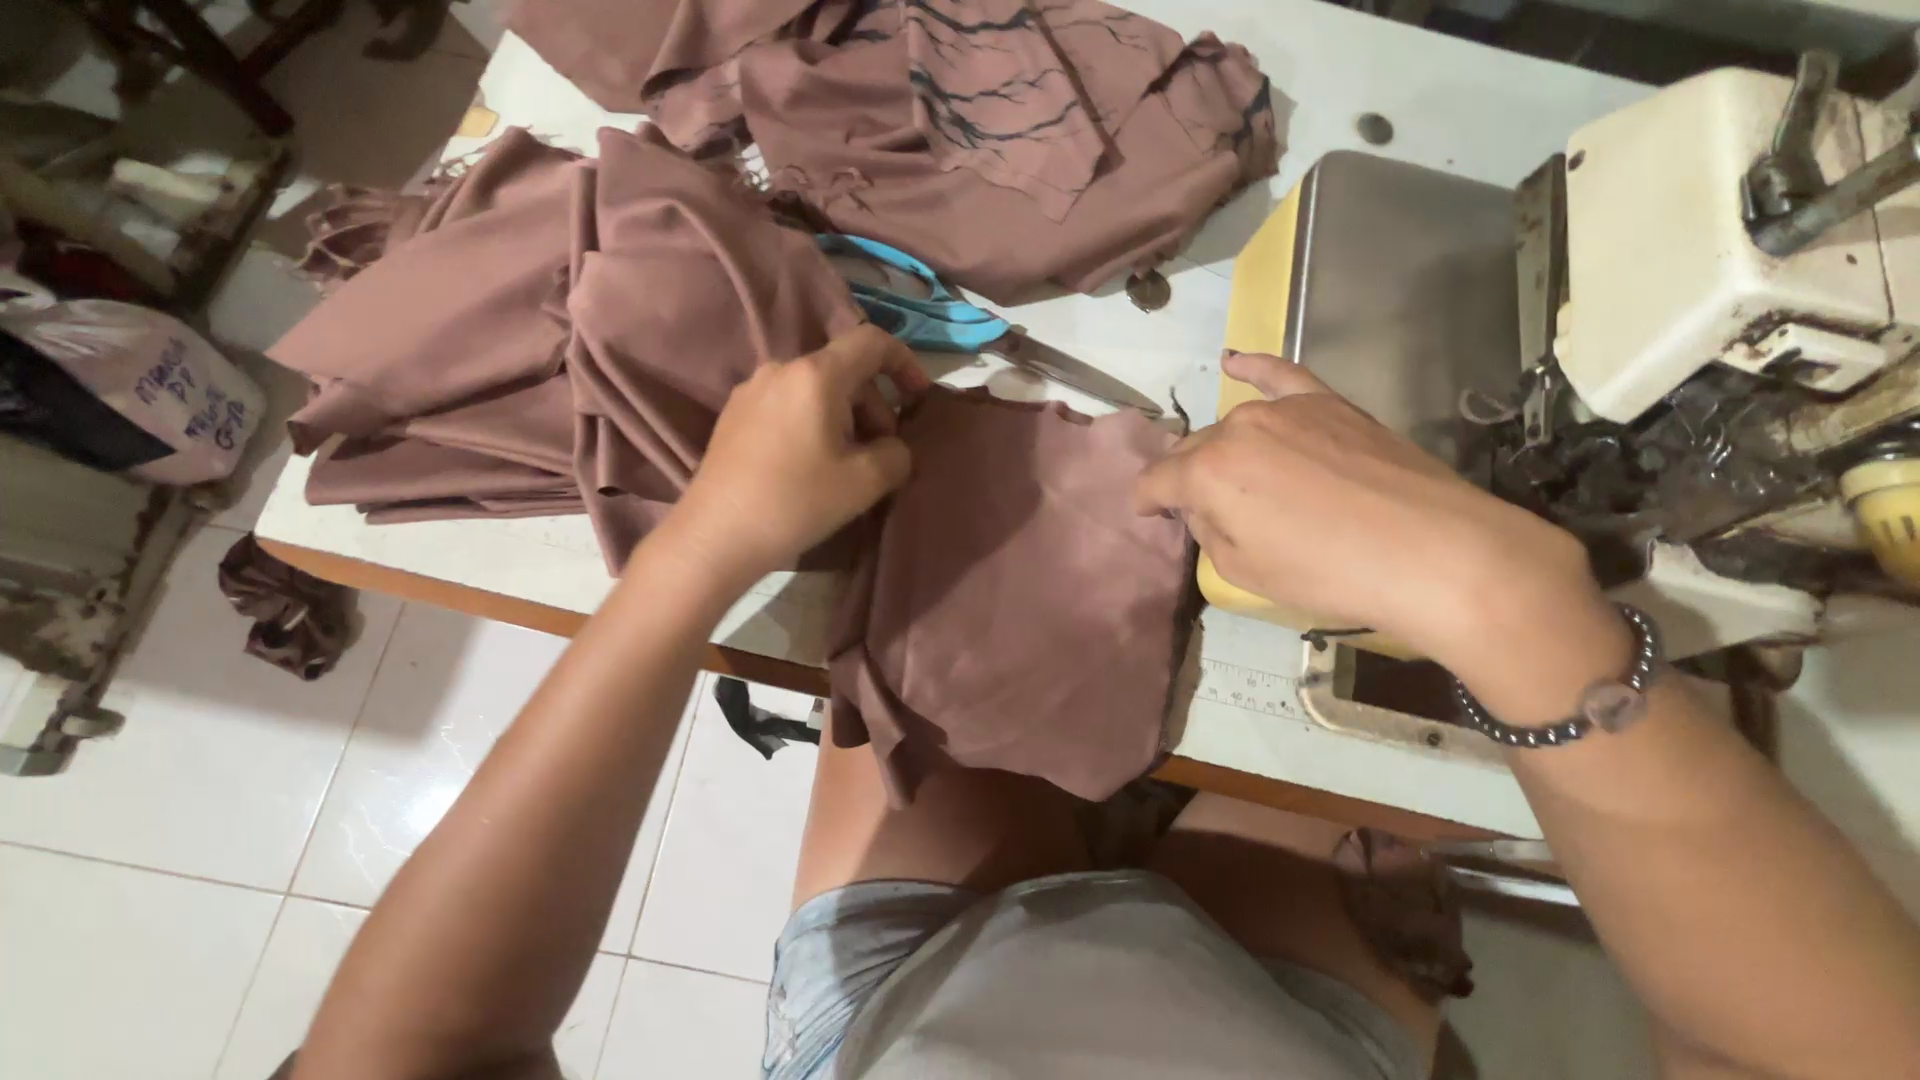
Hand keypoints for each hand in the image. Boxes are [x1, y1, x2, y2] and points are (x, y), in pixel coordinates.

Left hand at [658, 324, 929, 586]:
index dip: (905, 362)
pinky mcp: (735, 417)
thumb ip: (896, 454)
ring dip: (846, 418)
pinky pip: (790, 406)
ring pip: (816, 390)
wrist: (716, 536)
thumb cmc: (796, 502)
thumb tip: (893, 448)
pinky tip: (813, 466)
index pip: (872, 341)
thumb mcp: (865, 482)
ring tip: (850, 464)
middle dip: (875, 405)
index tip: (920, 397)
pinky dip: (815, 424)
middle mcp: (781, 369)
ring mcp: (752, 392)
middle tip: (884, 452)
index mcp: (815, 375)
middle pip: (844, 370)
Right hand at [1135, 352, 1626, 719]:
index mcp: (1208, 474)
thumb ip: (1209, 530)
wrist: (1433, 551)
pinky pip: (1280, 374)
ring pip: (1233, 424)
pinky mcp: (1329, 403)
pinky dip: (1253, 366)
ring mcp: (1286, 409)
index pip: (1157, 482)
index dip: (1148, 502)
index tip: (1151, 515)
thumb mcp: (1244, 571)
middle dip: (1187, 478)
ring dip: (1222, 449)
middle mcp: (1237, 429)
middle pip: (1193, 450)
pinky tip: (1234, 361)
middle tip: (1203, 508)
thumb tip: (1204, 507)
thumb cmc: (1330, 574)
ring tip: (1233, 473)